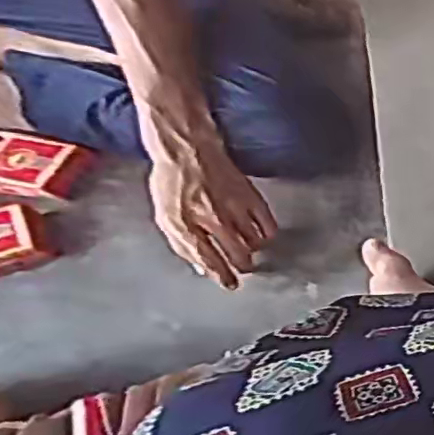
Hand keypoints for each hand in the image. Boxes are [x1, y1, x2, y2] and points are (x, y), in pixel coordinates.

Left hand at [147, 138, 276, 288]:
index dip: (220, 274)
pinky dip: (268, 233)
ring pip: (254, 242)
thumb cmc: (173, 181)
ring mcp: (235, 210)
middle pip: (237, 254)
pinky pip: (267, 225)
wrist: (190, 151)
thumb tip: (200, 265)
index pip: (208, 258)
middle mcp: (212, 220)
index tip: (229, 284)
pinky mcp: (252, 199)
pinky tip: (263, 235)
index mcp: (185, 224)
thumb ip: (182, 241)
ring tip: (251, 252)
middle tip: (244, 269)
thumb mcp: (166, 214)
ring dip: (253, 250)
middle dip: (242, 266)